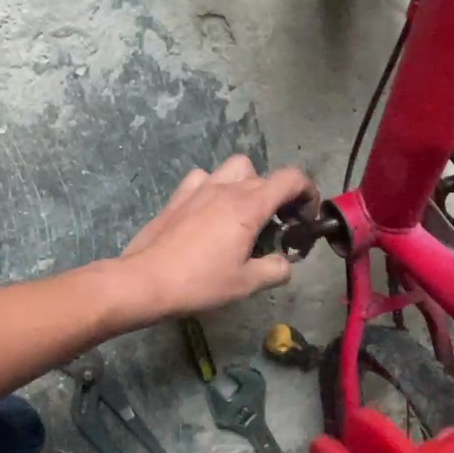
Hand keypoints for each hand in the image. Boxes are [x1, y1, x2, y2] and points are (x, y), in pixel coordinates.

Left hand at [117, 155, 313, 319]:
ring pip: (234, 168)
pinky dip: (216, 188)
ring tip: (245, 213)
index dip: (308, 192)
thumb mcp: (246, 284)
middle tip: (277, 227)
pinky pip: (204, 178)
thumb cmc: (200, 283)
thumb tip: (284, 264)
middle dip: (279, 197)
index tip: (306, 217)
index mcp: (249, 206)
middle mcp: (226, 188)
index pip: (291, 179)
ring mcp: (199, 188)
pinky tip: (211, 211)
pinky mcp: (178, 196)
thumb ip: (275, 270)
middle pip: (265, 176)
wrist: (146, 281)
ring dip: (248, 184)